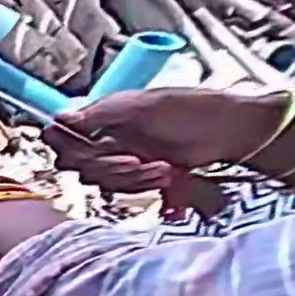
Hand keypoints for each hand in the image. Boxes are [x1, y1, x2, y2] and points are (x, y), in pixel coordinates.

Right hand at [45, 89, 277, 192]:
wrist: (235, 134)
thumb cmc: (196, 111)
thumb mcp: (146, 107)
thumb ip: (100, 114)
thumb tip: (59, 118)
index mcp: (101, 116)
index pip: (59, 134)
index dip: (68, 145)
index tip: (94, 148)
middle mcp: (102, 137)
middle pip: (74, 163)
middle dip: (106, 166)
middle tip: (134, 160)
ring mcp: (116, 156)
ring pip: (95, 178)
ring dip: (129, 177)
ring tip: (160, 167)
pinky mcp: (130, 174)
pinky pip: (116, 188)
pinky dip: (141, 184)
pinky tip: (164, 175)